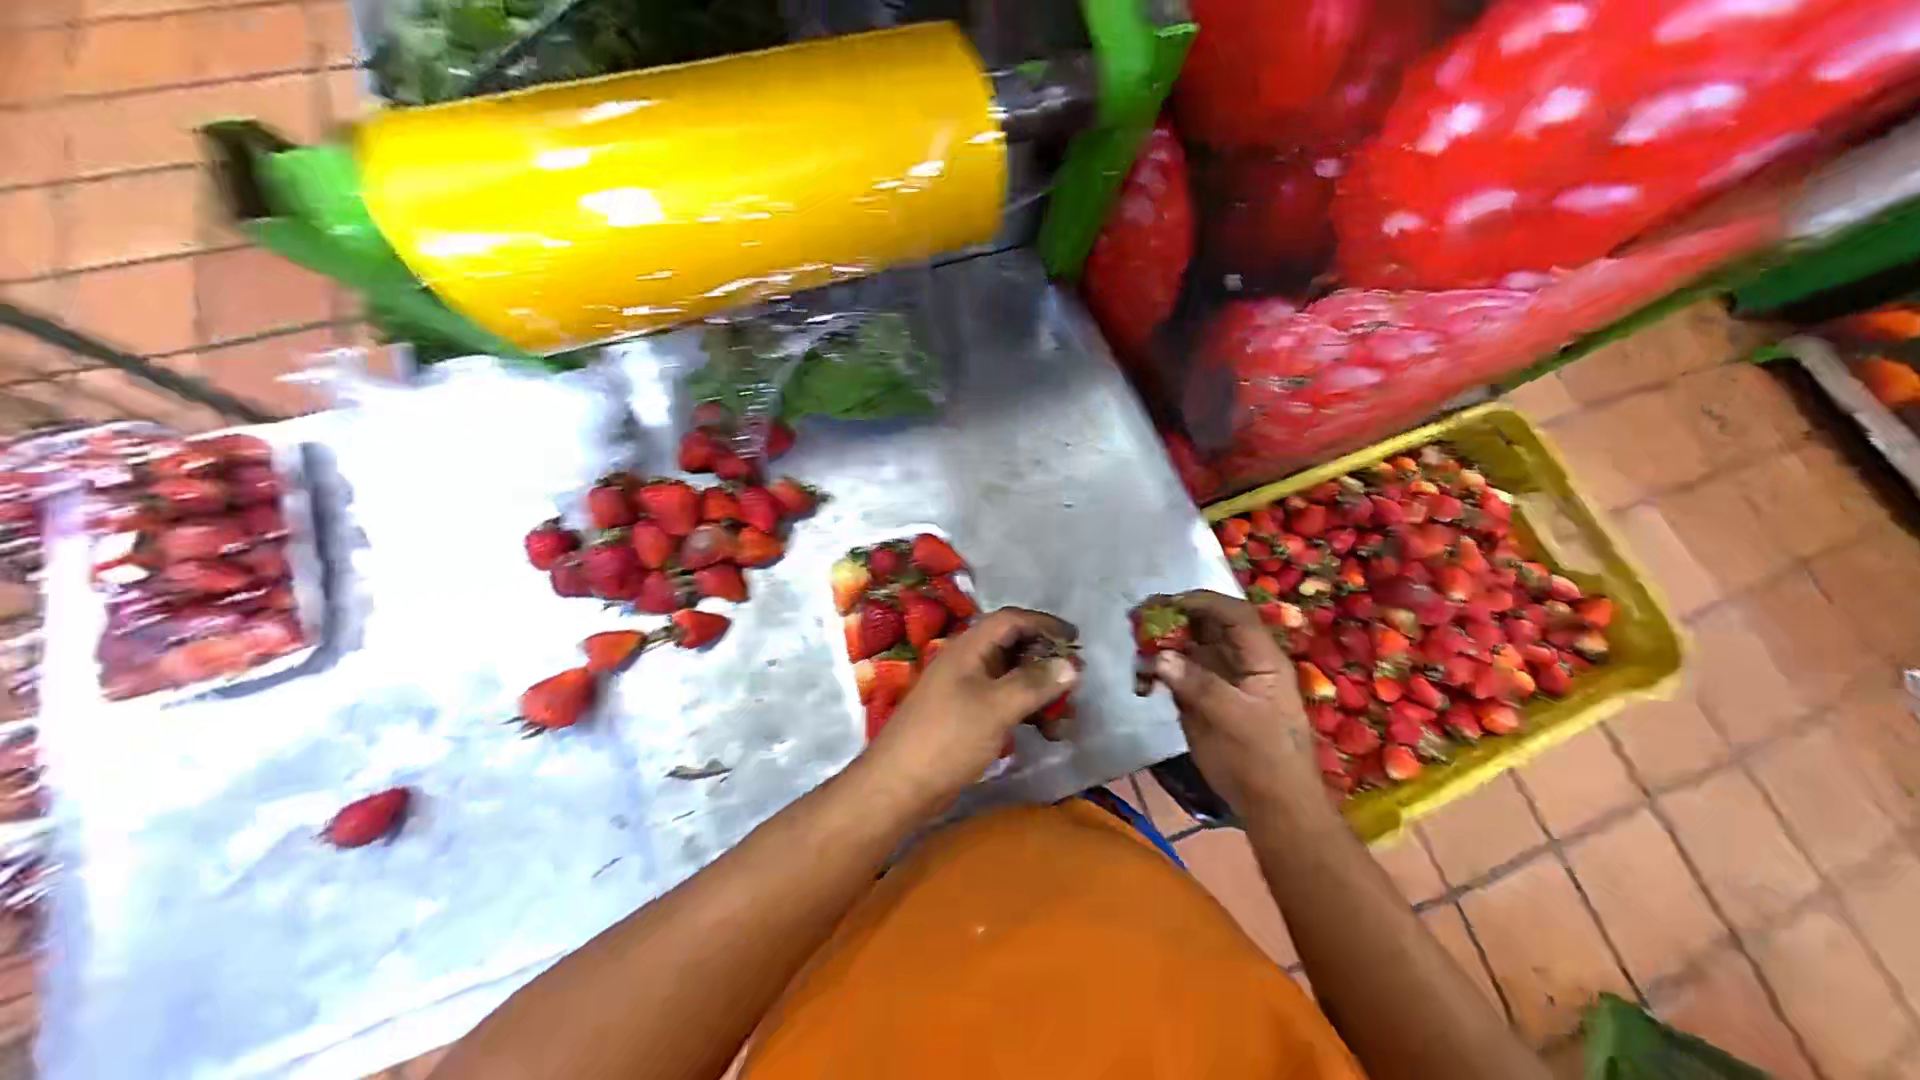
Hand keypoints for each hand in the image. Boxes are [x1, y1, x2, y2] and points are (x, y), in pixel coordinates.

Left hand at [859, 608, 1079, 810]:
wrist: (899, 786)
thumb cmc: (947, 737)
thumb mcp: (996, 707)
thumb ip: (1034, 683)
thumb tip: (1071, 665)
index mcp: (968, 648)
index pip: (1010, 620)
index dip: (1044, 624)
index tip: (1076, 639)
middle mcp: (967, 663)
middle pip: (1013, 648)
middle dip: (1047, 662)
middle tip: (1076, 681)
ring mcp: (965, 691)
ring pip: (1012, 679)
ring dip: (1041, 692)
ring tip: (1066, 715)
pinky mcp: (967, 718)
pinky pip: (1005, 703)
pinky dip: (1028, 712)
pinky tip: (1047, 732)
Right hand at [1146, 590, 1320, 814]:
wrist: (1272, 807)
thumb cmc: (1264, 761)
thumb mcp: (1237, 720)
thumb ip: (1200, 686)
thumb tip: (1159, 657)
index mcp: (1262, 660)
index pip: (1234, 616)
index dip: (1203, 602)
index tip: (1167, 603)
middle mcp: (1240, 662)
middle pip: (1207, 626)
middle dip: (1174, 617)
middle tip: (1138, 616)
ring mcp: (1219, 680)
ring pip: (1188, 648)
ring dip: (1162, 641)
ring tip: (1134, 640)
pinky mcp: (1201, 700)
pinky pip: (1177, 674)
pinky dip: (1158, 669)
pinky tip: (1141, 676)